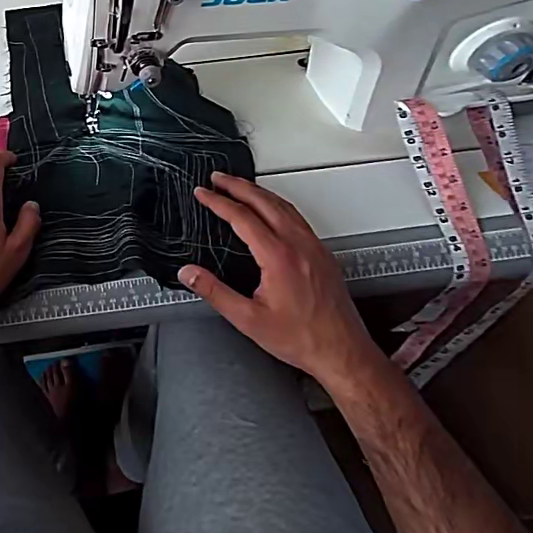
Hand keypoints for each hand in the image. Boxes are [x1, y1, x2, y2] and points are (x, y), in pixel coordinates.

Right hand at [176, 173, 382, 383]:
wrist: (343, 353)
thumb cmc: (302, 338)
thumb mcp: (247, 319)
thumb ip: (214, 292)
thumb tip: (188, 273)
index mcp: (279, 258)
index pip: (243, 217)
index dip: (219, 202)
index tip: (203, 193)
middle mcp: (300, 247)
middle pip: (265, 203)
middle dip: (238, 186)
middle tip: (218, 178)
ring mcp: (314, 249)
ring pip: (284, 207)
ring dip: (259, 192)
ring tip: (240, 186)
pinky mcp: (322, 255)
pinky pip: (297, 217)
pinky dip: (277, 203)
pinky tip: (271, 208)